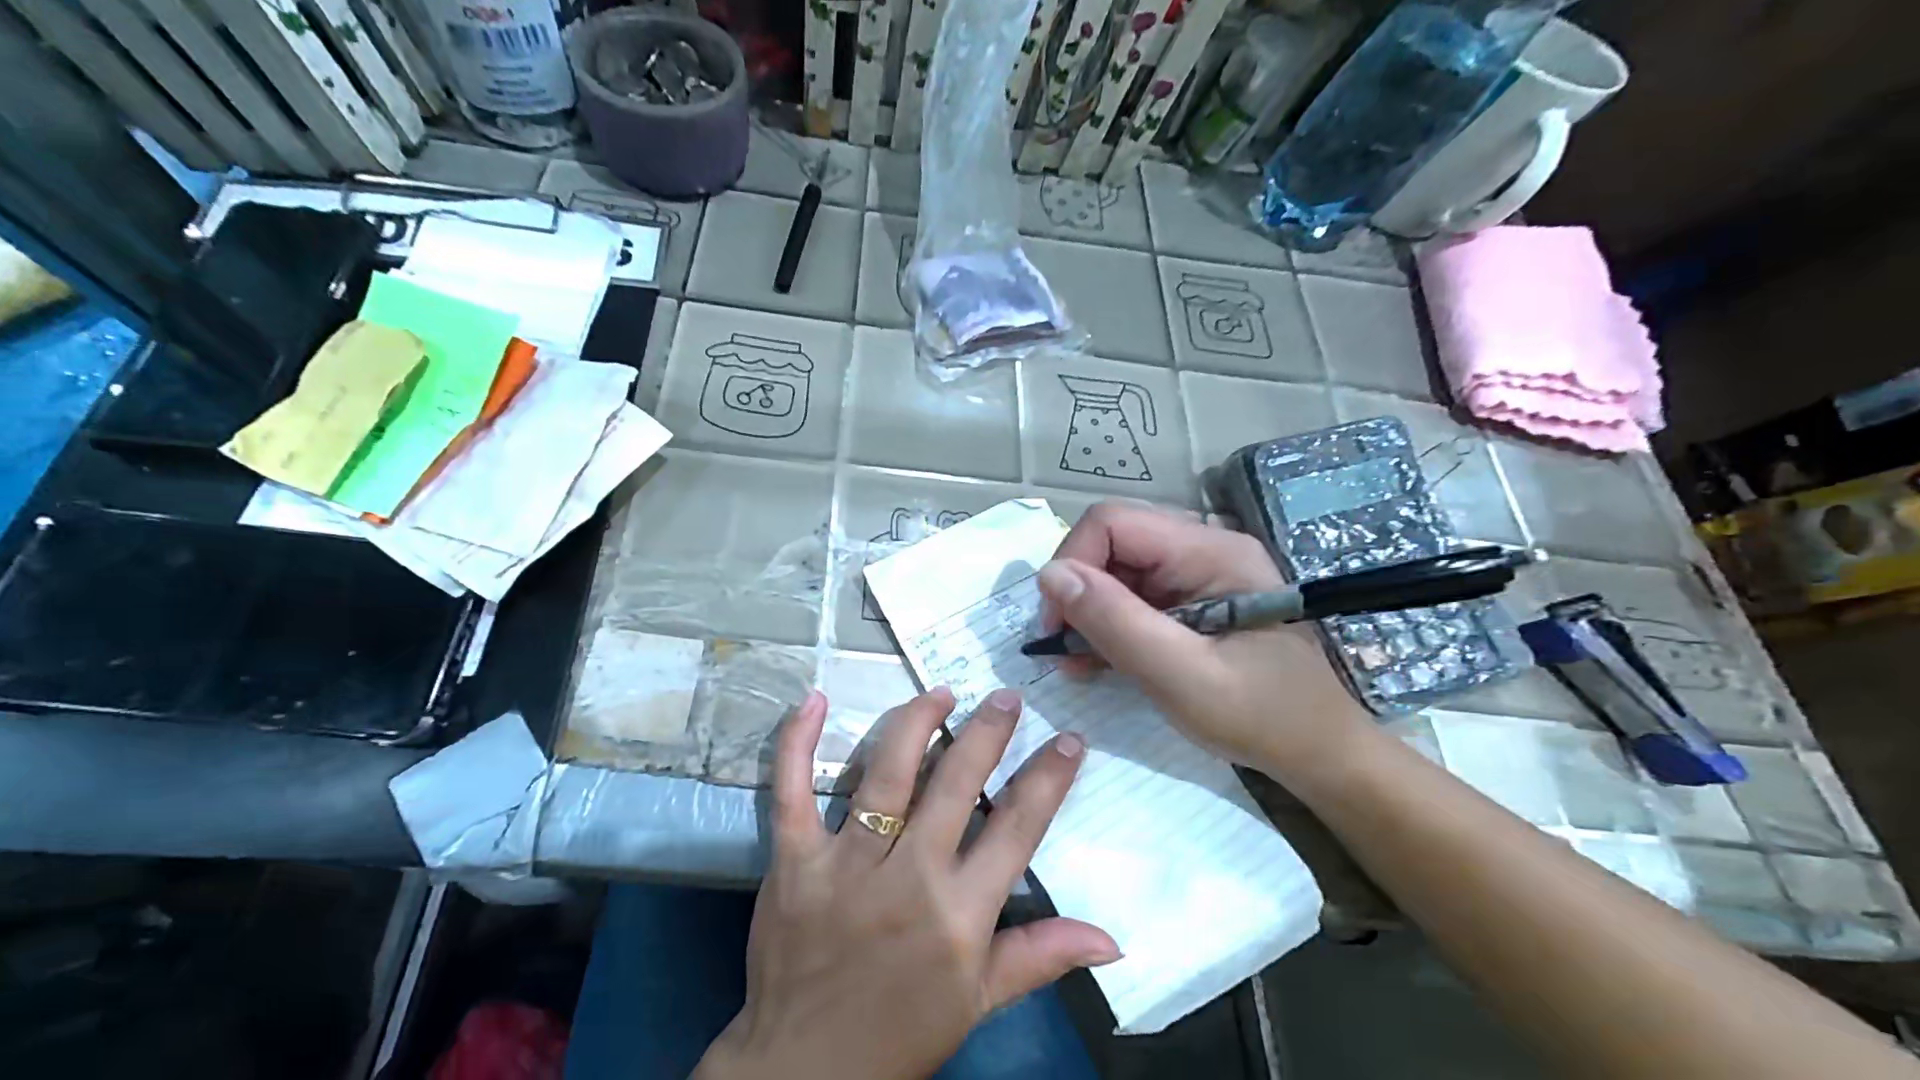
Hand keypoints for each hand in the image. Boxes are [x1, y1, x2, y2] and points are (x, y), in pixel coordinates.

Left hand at [695, 688, 1118, 1079]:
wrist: (803, 1071)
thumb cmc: (900, 1032)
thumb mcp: (978, 1002)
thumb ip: (1039, 957)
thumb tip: (1111, 937)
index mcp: (961, 913)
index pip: (1017, 828)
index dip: (1048, 778)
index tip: (1068, 738)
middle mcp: (909, 876)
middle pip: (956, 784)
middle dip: (986, 732)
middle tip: (1004, 696)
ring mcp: (847, 863)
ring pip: (886, 773)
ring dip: (916, 723)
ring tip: (940, 693)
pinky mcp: (795, 862)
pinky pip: (793, 792)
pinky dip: (797, 744)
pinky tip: (813, 700)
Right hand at [1035, 501, 1370, 784]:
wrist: (1319, 752)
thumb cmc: (1262, 716)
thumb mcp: (1183, 676)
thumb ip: (1117, 623)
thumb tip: (1049, 575)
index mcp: (1211, 552)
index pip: (1114, 522)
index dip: (1073, 562)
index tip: (1056, 625)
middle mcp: (1204, 548)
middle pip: (1114, 542)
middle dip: (1078, 590)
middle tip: (1063, 648)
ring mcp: (1199, 573)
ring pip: (1118, 570)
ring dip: (1089, 611)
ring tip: (1077, 661)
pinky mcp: (1193, 599)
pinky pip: (1135, 595)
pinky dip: (1108, 624)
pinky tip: (1098, 660)